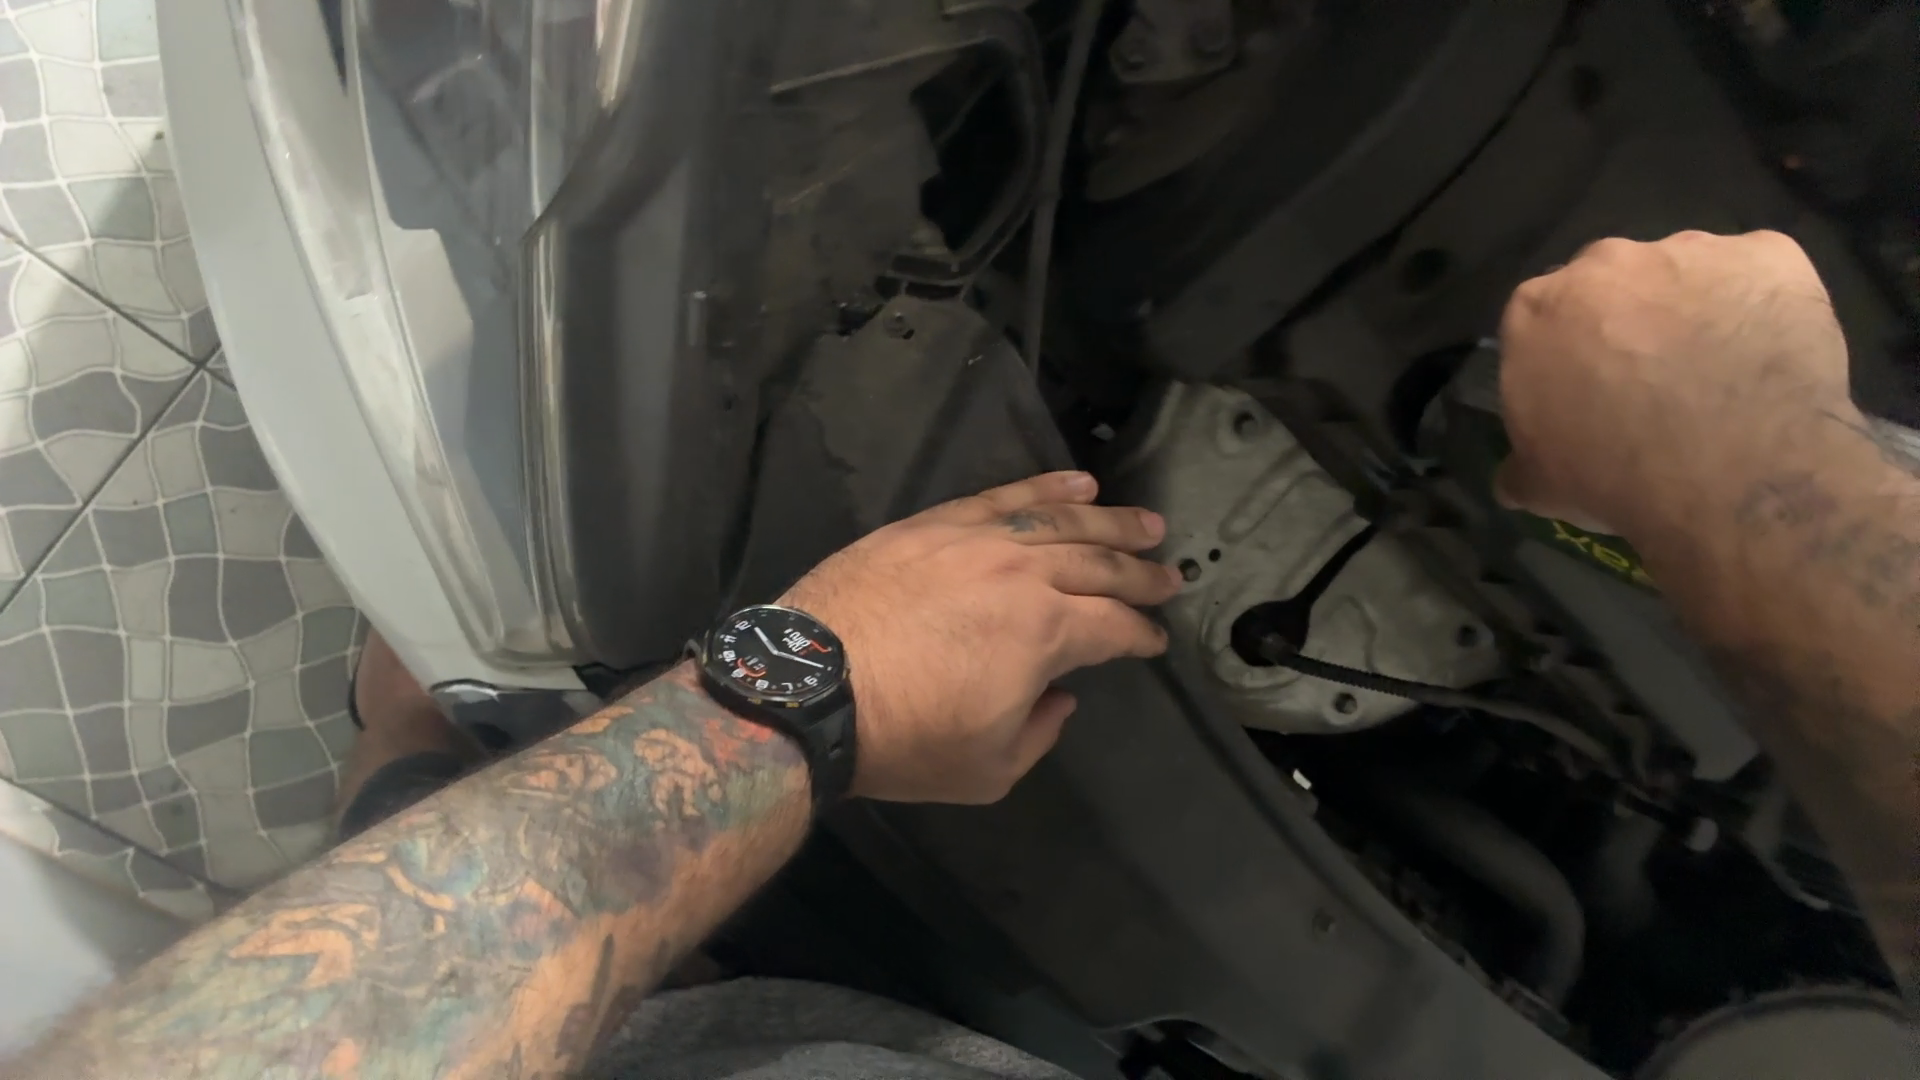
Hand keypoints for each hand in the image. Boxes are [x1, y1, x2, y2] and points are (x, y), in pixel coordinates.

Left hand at [779, 471, 1181, 803]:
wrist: (807, 689)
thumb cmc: (902, 739)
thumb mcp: (990, 768)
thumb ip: (1041, 729)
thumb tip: (1059, 695)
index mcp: (1044, 632)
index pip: (1114, 626)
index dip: (1141, 636)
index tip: (1153, 641)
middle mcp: (1022, 573)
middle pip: (1099, 564)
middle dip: (1141, 573)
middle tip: (1169, 576)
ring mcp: (976, 540)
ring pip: (1059, 520)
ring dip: (1110, 522)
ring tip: (1144, 523)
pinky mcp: (933, 523)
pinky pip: (1001, 497)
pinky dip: (1044, 488)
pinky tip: (1076, 485)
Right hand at [1495, 230, 1854, 538]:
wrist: (1730, 472)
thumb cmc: (1606, 471)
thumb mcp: (1532, 478)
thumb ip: (1518, 460)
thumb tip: (1516, 474)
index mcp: (1534, 309)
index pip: (1537, 316)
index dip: (1557, 347)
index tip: (1574, 380)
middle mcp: (1603, 264)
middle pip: (1605, 280)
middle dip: (1616, 315)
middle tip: (1637, 368)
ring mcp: (1689, 252)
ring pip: (1677, 271)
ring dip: (1681, 303)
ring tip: (1705, 359)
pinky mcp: (1770, 253)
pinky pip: (1753, 269)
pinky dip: (1752, 297)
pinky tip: (1756, 344)